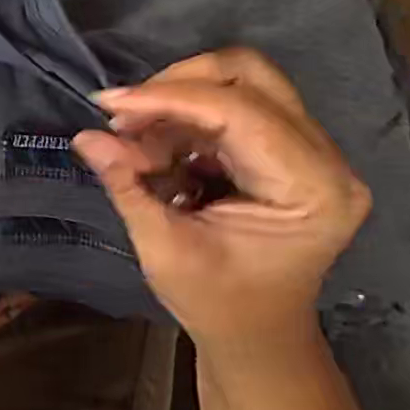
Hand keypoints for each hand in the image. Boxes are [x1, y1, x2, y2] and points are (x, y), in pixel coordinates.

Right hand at [72, 49, 371, 355]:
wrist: (255, 333)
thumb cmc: (216, 302)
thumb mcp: (164, 249)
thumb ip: (128, 186)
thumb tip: (86, 137)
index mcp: (311, 190)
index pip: (240, 112)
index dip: (169, 98)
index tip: (108, 105)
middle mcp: (323, 159)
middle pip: (250, 76)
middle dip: (177, 84)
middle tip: (125, 114)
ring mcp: (308, 150)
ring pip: (238, 82)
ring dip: (174, 101)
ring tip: (132, 140)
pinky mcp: (284, 148)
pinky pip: (228, 105)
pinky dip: (182, 117)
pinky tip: (154, 149)